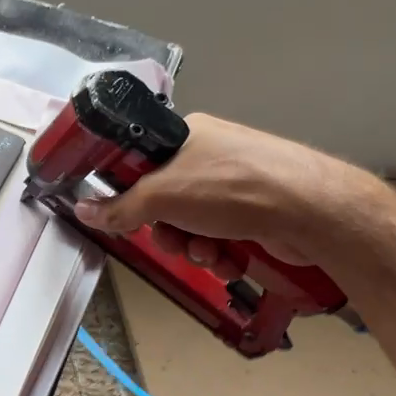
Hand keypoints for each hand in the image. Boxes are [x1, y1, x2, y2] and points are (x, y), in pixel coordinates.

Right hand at [73, 112, 379, 277]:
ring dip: (193, 246)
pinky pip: (222, 234)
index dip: (128, 192)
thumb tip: (81, 210)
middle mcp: (211, 154)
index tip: (125, 215)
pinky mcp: (259, 210)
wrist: (314, 211)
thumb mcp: (162, 197)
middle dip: (167, 230)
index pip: (141, 162)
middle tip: (172, 242)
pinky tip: (229, 261)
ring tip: (208, 254)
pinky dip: (220, 253)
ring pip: (192, 223)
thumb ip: (119, 208)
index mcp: (187, 134)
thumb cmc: (231, 189)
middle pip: (165, 199)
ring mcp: (238, 182)